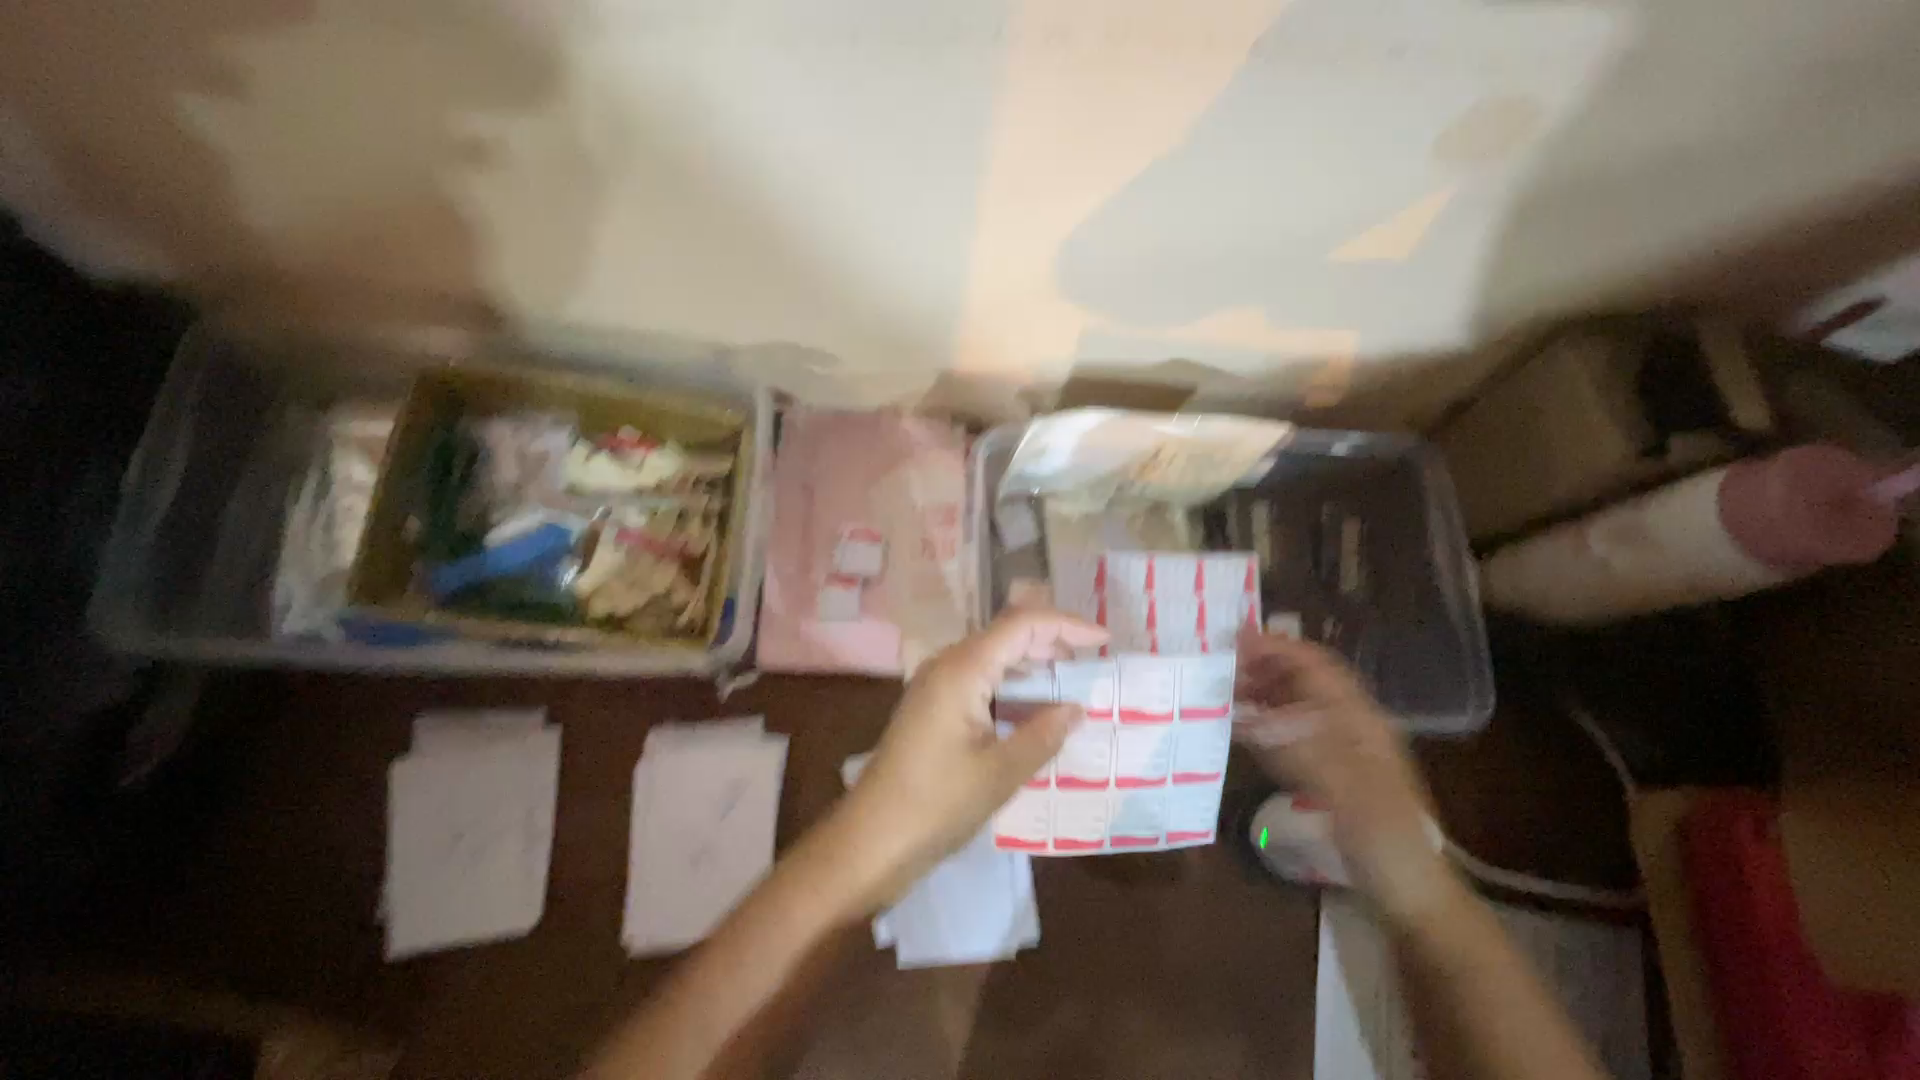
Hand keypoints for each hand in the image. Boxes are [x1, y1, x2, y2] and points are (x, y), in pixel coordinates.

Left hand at [824, 610, 1107, 911]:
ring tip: (1071, 688)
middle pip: (1006, 635)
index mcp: (962, 669)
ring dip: (1032, 666)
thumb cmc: (937, 804)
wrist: (872, 840)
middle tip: (1092, 666)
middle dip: (1052, 642)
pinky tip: (1033, 713)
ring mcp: (935, 686)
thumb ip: (1043, 734)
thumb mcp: (1001, 772)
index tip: (1104, 640)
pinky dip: (1011, 688)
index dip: (1066, 624)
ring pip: (992, 658)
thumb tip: (1075, 708)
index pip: (1022, 624)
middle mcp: (946, 665)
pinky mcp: (931, 709)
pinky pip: (979, 681)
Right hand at [1233, 632, 1457, 924]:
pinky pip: (1287, 737)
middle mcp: (1348, 726)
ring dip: (1259, 693)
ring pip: (1292, 706)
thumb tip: (1254, 717)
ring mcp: (1336, 750)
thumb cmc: (1388, 841)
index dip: (1278, 648)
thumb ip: (1303, 751)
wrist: (1411, 893)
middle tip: (1217, 665)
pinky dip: (1261, 726)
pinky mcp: (1324, 775)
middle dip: (1262, 667)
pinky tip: (1237, 728)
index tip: (1235, 640)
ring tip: (1219, 690)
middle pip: (1302, 681)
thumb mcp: (1350, 794)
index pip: (1317, 668)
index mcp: (1360, 721)